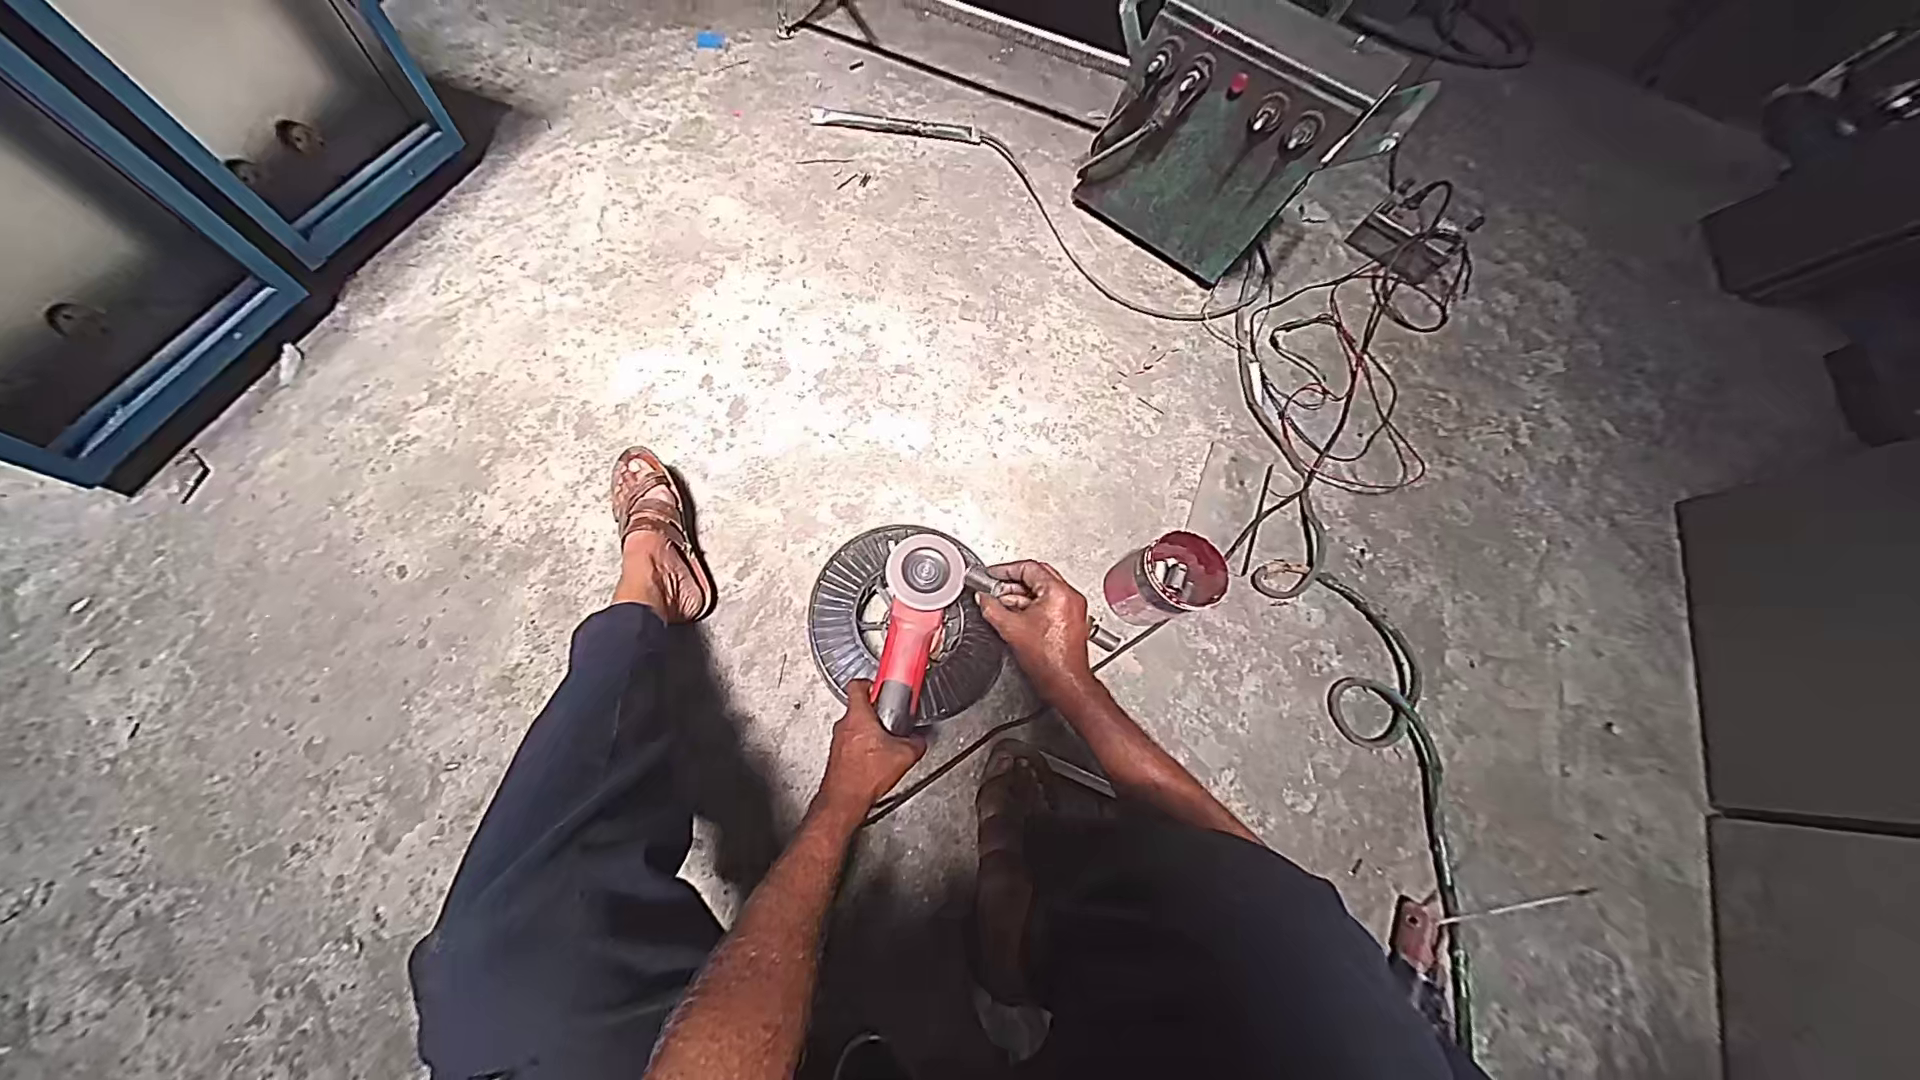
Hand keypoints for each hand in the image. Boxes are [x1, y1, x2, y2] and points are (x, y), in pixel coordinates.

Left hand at [818, 680, 925, 811]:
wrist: (845, 800)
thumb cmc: (864, 777)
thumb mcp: (904, 756)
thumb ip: (916, 742)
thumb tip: (920, 740)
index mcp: (858, 717)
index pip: (857, 685)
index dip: (870, 683)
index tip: (880, 686)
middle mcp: (844, 725)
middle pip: (858, 706)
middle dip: (875, 711)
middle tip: (888, 717)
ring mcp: (838, 741)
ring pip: (854, 726)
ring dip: (868, 730)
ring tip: (883, 742)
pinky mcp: (837, 755)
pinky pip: (850, 742)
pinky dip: (862, 746)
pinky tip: (874, 759)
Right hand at [974, 561, 1096, 700]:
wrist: (1065, 682)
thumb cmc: (1048, 661)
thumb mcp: (1010, 629)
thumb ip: (991, 608)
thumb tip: (983, 598)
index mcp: (1058, 593)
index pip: (1029, 568)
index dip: (1005, 570)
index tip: (992, 575)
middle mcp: (1069, 596)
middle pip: (1038, 575)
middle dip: (1013, 581)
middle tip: (995, 587)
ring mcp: (1073, 607)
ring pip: (1043, 589)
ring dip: (1021, 594)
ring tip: (1002, 604)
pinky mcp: (1072, 619)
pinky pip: (1050, 602)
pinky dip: (1032, 605)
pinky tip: (1017, 615)